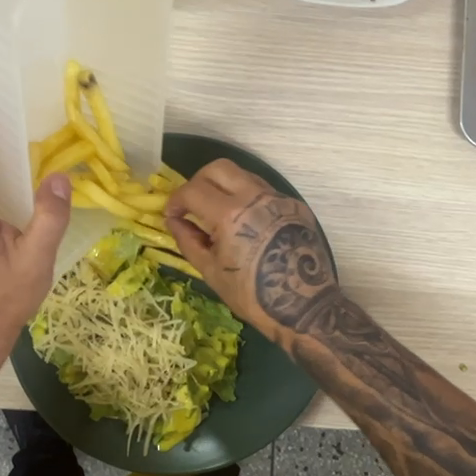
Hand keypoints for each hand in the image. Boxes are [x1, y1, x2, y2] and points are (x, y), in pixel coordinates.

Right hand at [163, 159, 339, 342]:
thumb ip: (188, 240)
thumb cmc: (250, 295)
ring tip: (217, 213)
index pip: (193, 191)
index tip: (172, 215)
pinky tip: (243, 222)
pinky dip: (246, 197)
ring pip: (242, 174)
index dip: (176, 201)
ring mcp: (278, 198)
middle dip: (198, 182)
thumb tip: (174, 221)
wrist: (303, 306)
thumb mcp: (210, 271)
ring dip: (223, 186)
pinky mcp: (293, 205)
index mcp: (230, 215)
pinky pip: (263, 190)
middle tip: (192, 204)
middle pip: (218, 168)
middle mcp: (255, 197)